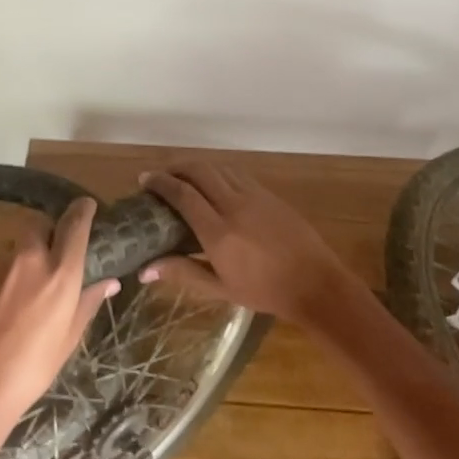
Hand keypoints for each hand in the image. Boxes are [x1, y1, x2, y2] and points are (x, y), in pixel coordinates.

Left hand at [0, 197, 119, 426]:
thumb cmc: (29, 372)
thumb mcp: (67, 340)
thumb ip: (87, 302)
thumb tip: (108, 281)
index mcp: (61, 274)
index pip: (76, 225)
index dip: (82, 211)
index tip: (85, 206)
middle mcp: (27, 257)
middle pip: (37, 228)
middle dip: (40, 241)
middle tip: (37, 270)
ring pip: (5, 250)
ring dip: (8, 265)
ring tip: (1, 302)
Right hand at [140, 162, 367, 328]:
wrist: (314, 283)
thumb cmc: (264, 292)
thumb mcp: (220, 288)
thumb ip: (183, 272)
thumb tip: (144, 270)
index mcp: (218, 232)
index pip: (183, 195)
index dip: (161, 182)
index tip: (145, 180)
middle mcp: (235, 206)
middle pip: (199, 171)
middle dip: (176, 167)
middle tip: (160, 174)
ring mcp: (255, 197)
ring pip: (220, 168)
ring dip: (198, 167)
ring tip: (184, 176)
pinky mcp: (270, 195)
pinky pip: (238, 175)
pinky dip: (219, 172)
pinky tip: (214, 183)